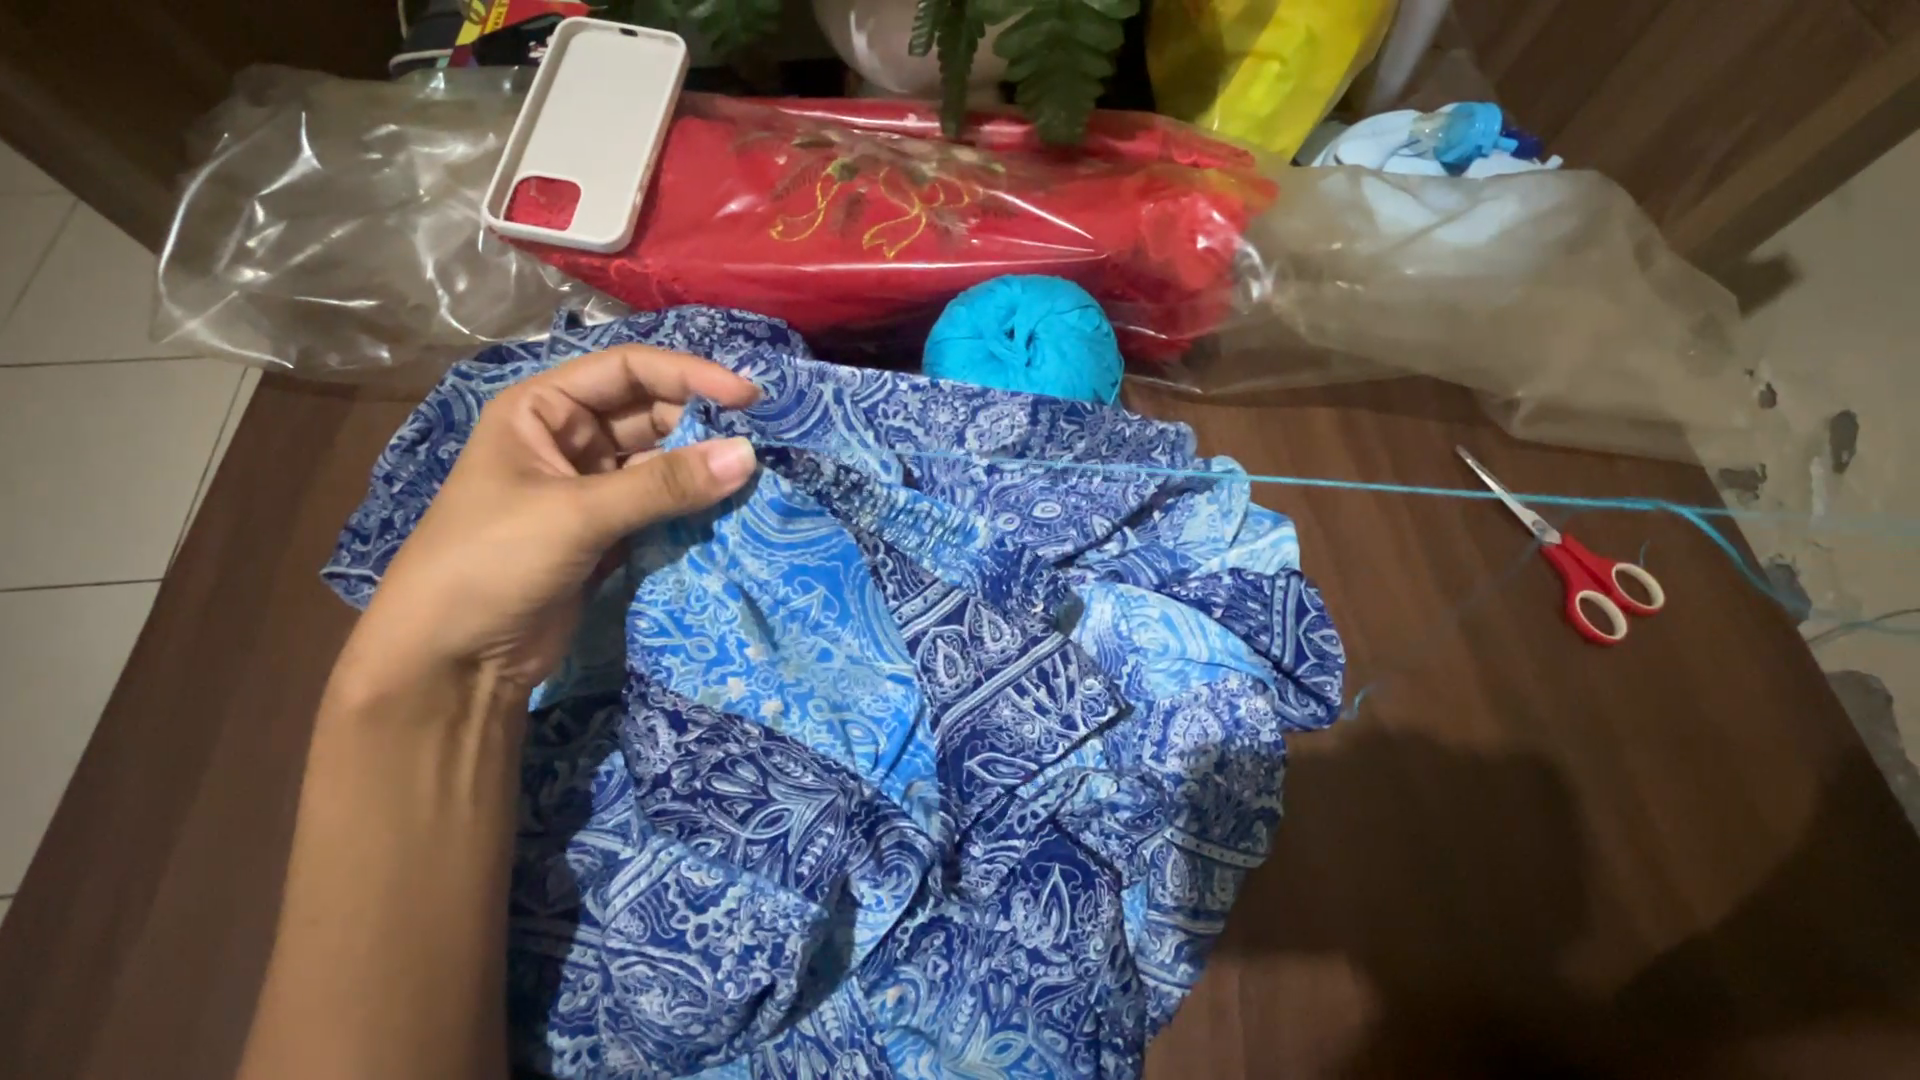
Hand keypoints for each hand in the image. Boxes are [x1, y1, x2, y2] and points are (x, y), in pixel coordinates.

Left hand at [340, 345, 759, 692]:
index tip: (749, 397)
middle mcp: (567, 439)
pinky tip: (731, 513)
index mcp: (542, 410)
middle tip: (761, 442)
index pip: (628, 371)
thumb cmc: (492, 562)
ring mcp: (589, 489)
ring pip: (661, 463)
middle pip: (651, 413)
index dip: (689, 375)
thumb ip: (665, 485)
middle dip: (703, 425)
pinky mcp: (608, 534)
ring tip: (756, 479)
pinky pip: (662, 507)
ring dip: (702, 470)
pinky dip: (693, 508)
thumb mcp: (577, 514)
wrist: (451, 661)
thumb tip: (749, 455)